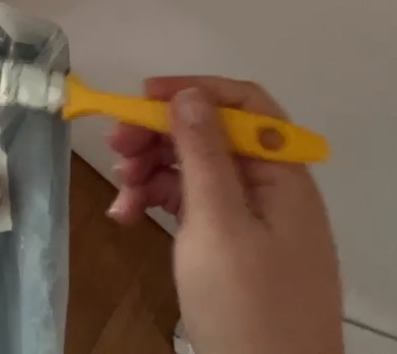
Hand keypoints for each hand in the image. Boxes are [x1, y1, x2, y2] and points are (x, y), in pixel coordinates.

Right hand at [107, 77, 342, 353]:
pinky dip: (157, 200)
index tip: (144, 98)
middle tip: (115, 145)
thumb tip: (190, 94)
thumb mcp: (218, 223)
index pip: (246, 106)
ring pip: (194, 167)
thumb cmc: (247, 305)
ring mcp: (252, 219)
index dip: (194, 91)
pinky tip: (127, 214)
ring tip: (121, 189)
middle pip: (210, 135)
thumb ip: (203, 153)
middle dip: (160, 134)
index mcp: (282, 176)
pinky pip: (191, 202)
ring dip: (151, 168)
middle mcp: (270, 189)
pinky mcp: (232, 244)